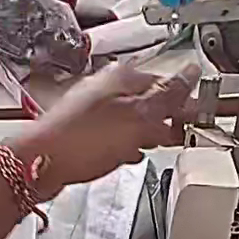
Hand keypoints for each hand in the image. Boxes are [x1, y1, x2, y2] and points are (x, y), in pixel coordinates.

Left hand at [13, 64, 194, 191]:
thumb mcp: (138, 118)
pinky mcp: (85, 132)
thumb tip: (190, 74)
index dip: (186, 101)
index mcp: (122, 78)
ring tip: (158, 144)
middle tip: (181, 134)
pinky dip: (128, 143)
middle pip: (149, 99)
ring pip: (133, 117)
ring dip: (149, 132)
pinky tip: (130, 154)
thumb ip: (168, 97)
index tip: (197, 117)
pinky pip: (116, 134)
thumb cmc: (82, 140)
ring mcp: (94, 110)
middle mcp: (107, 89)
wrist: (41, 164)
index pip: (166, 83)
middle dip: (168, 118)